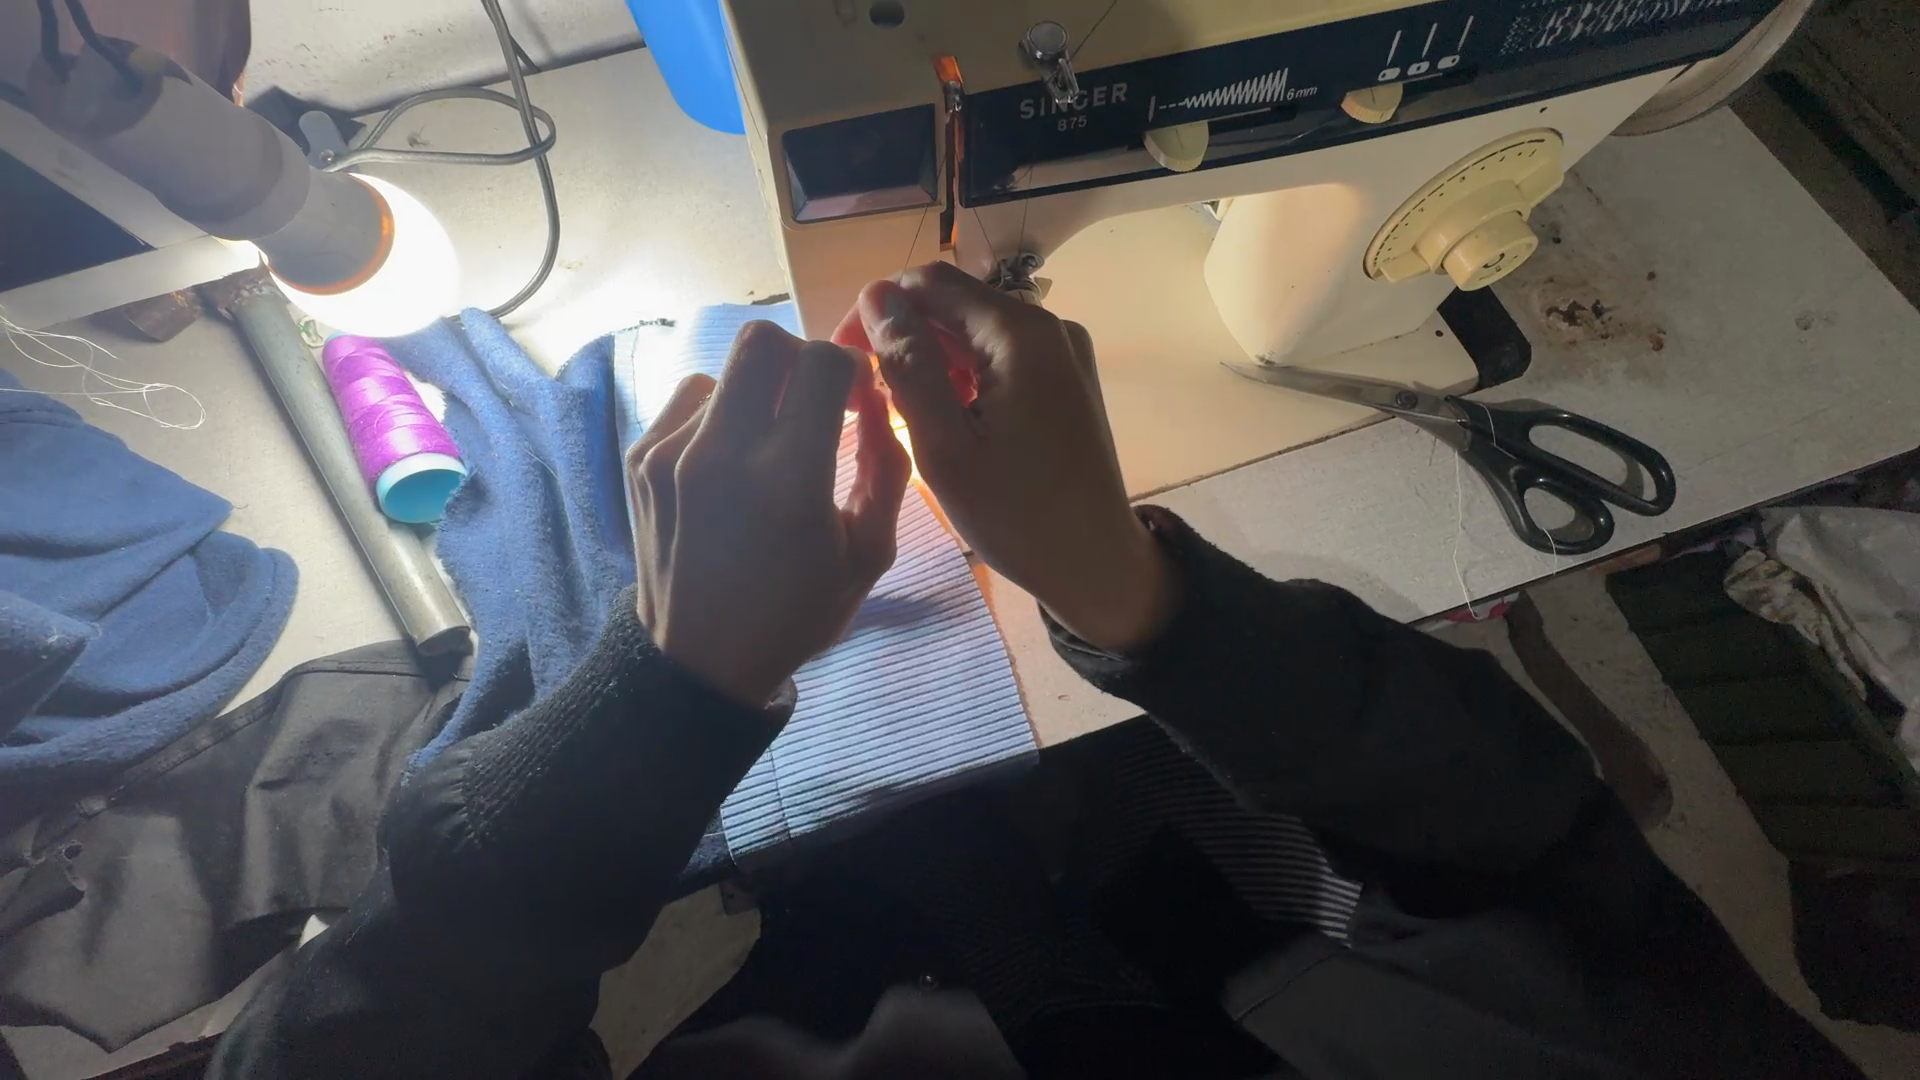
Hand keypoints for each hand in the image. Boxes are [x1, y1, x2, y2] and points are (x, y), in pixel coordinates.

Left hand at [625, 322, 910, 705]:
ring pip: (725, 370)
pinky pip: (689, 402)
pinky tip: (728, 464)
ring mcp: (670, 452)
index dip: (850, 369)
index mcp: (790, 479)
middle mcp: (722, 452)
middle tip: (814, 403)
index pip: (822, 363)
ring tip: (767, 444)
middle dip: (801, 358)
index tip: (855, 400)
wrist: (700, 661)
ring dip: (759, 392)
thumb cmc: (797, 613)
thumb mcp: (870, 556)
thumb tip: (876, 402)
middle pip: (762, 340)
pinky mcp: (640, 459)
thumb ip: (887, 469)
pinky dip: (719, 416)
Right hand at [833, 263, 1174, 653]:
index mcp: (1020, 333)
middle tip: (865, 392)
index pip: (930, 284)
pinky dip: (966, 378)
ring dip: (933, 361)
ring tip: (898, 410)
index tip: (843, 355)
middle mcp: (1049, 327)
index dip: (877, 308)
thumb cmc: (1014, 514)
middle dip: (904, 337)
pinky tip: (944, 417)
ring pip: (977, 335)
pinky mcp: (1067, 381)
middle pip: (956, 306)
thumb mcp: (944, 445)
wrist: (1093, 562)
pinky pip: (1003, 360)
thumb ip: (908, 364)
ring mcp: (1064, 353)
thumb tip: (876, 298)